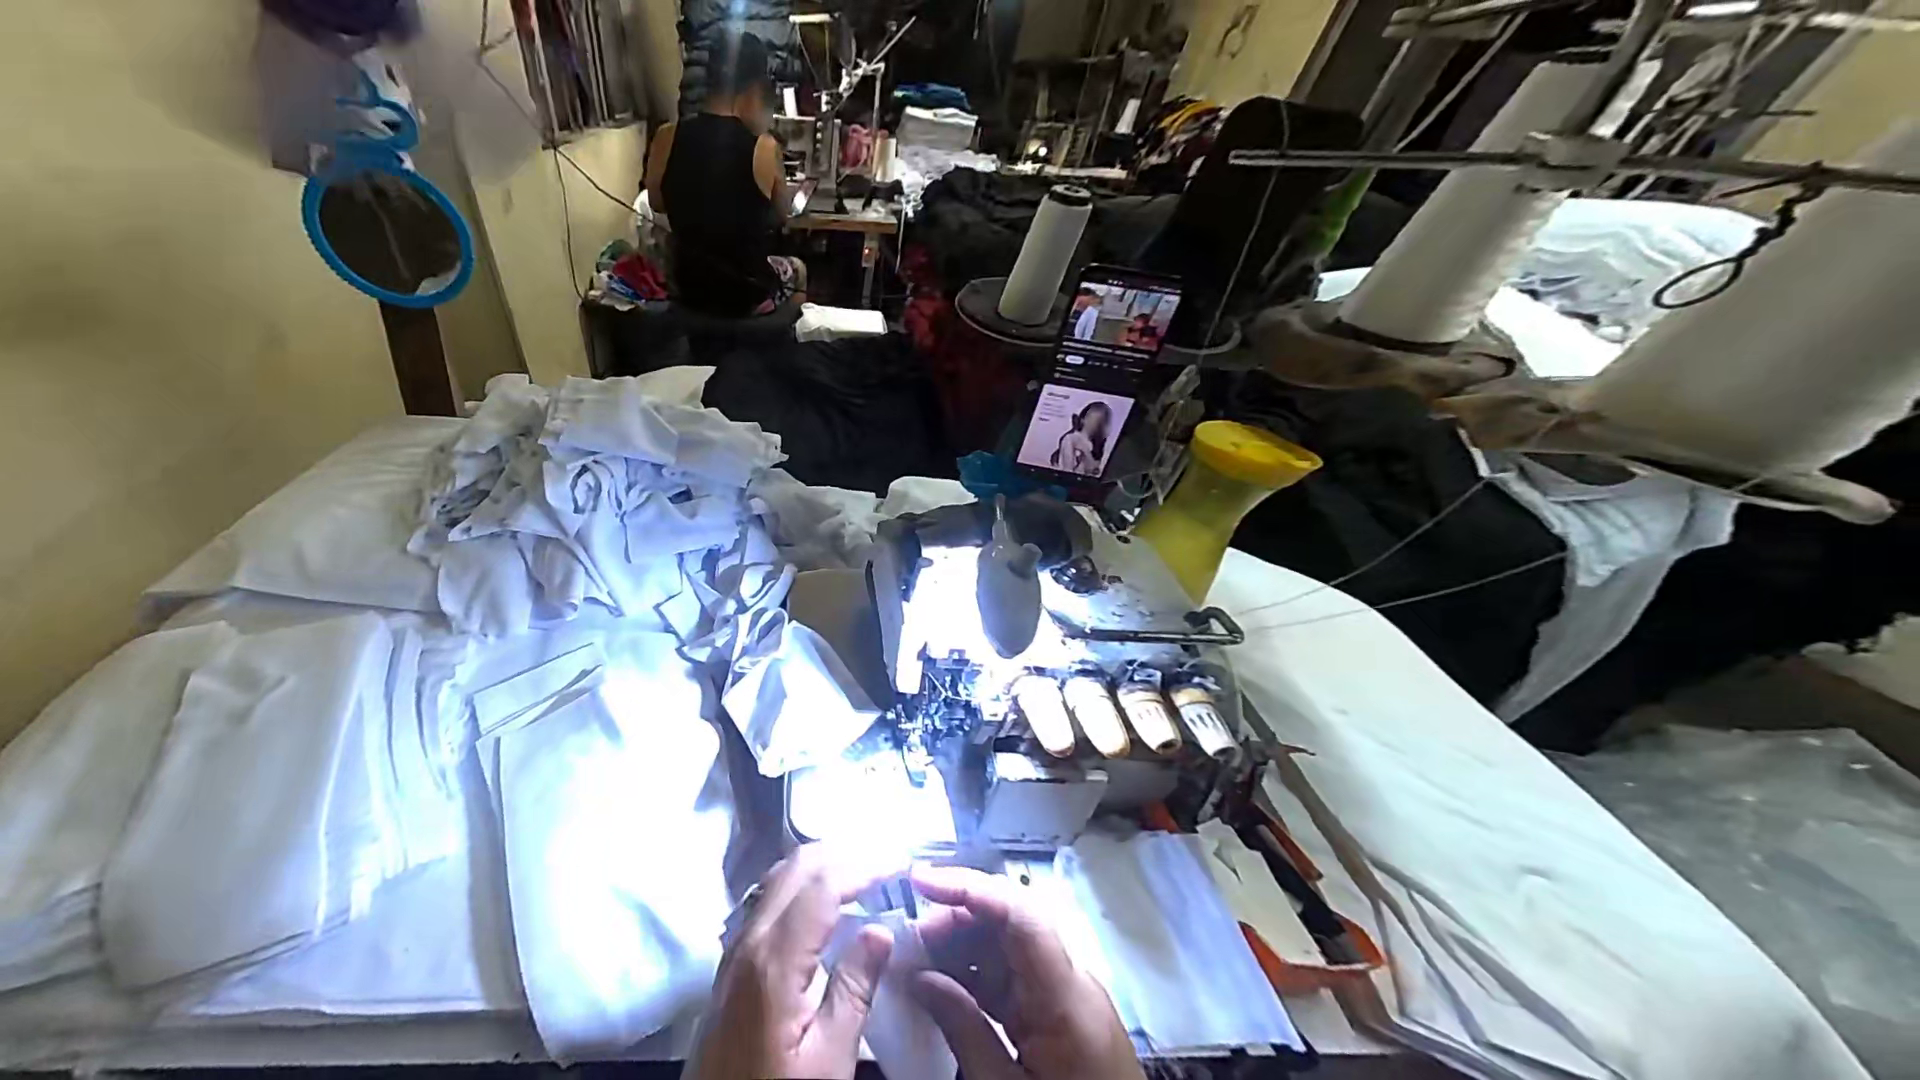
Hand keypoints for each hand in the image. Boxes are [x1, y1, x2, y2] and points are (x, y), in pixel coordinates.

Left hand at [688, 844, 896, 1079]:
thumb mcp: (828, 1062)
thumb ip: (855, 990)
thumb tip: (880, 930)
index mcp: (773, 961)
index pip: (824, 885)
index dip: (865, 867)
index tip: (902, 866)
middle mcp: (748, 943)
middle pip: (796, 868)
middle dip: (845, 856)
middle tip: (886, 867)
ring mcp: (734, 953)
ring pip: (778, 879)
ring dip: (822, 867)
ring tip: (862, 878)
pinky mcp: (730, 968)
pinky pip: (768, 901)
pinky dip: (801, 886)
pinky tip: (824, 907)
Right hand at [910, 865, 1144, 1079]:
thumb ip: (964, 1031)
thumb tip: (920, 978)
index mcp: (1065, 993)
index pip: (1019, 913)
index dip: (969, 886)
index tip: (921, 879)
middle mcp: (1068, 977)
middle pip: (1010, 921)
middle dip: (956, 915)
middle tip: (908, 933)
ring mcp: (1063, 991)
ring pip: (1006, 944)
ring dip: (960, 943)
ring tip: (916, 957)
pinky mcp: (1056, 1009)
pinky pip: (1011, 974)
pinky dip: (974, 971)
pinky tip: (942, 980)